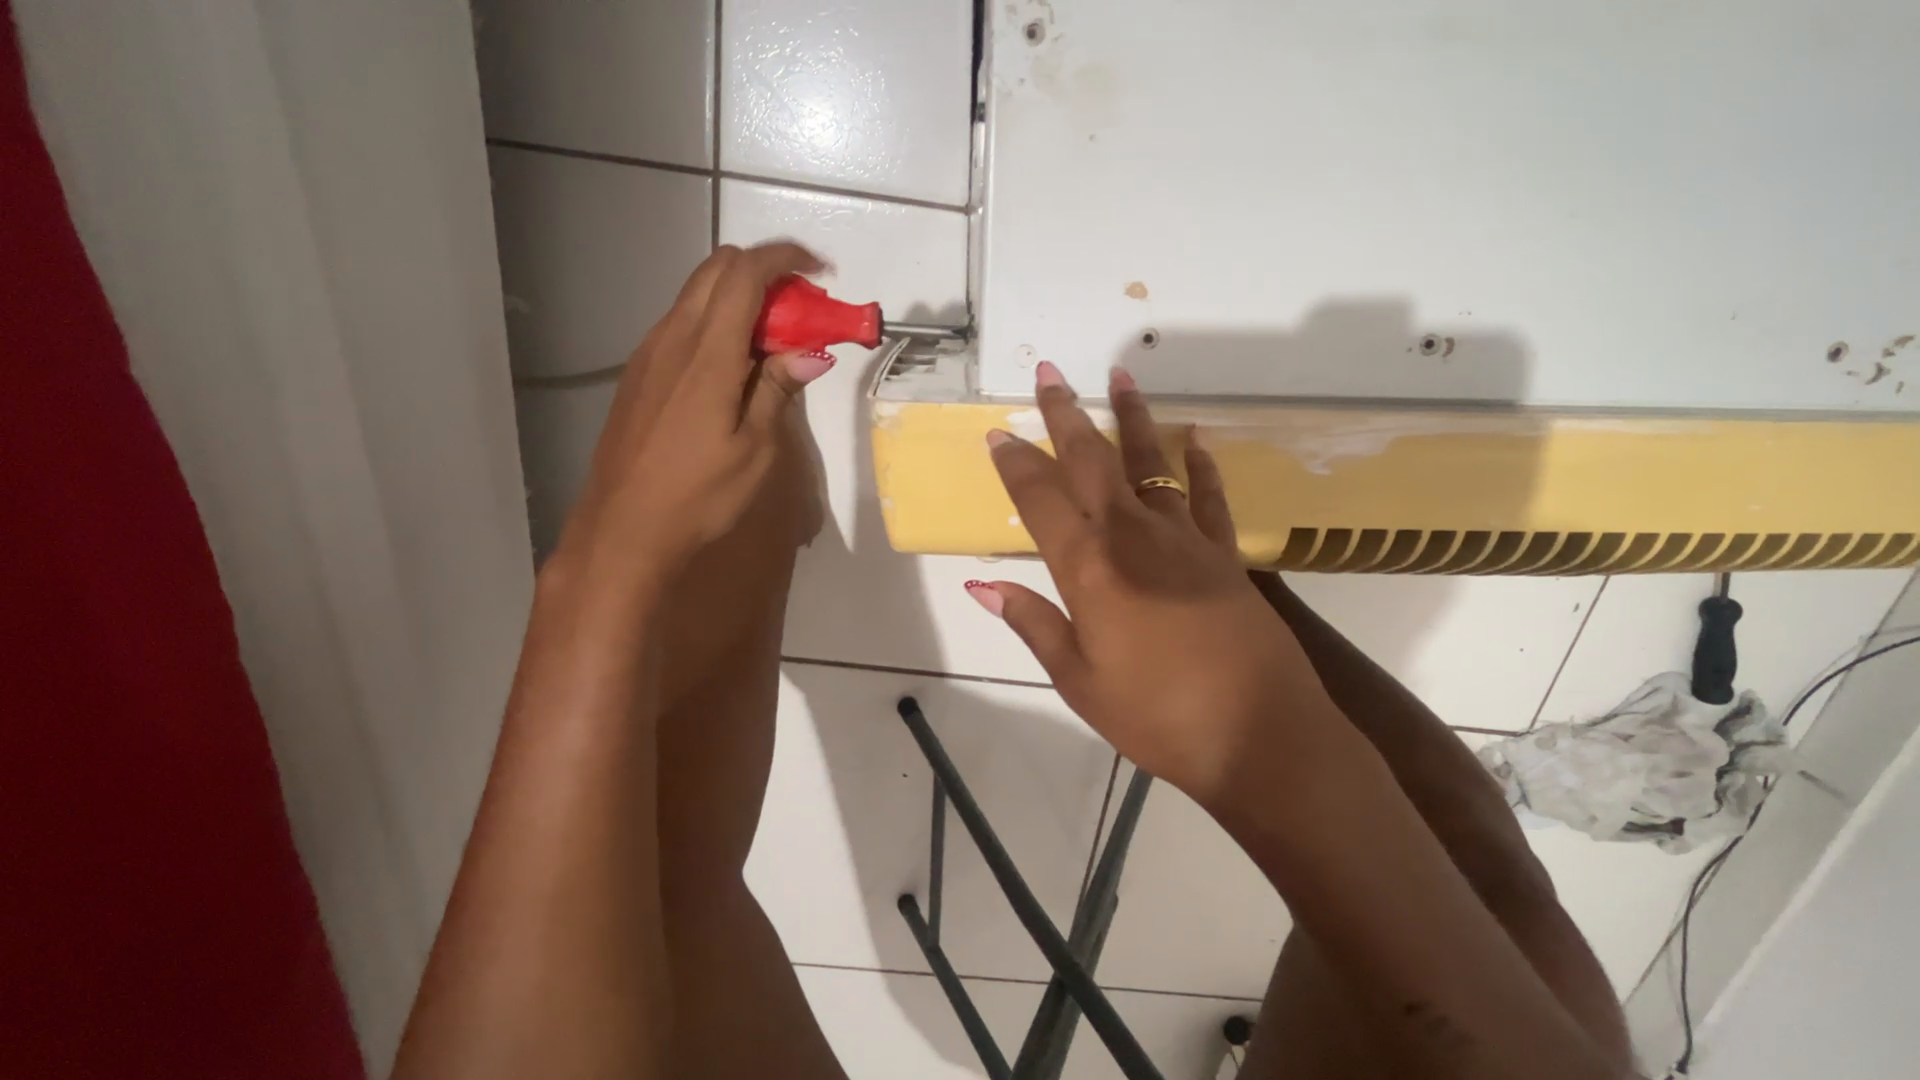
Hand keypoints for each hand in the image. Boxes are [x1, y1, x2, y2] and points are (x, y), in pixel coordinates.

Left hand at [554, 243, 833, 580]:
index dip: (784, 259)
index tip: (819, 272)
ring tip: (775, 343)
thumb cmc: (699, 495)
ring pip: (697, 295)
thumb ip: (779, 390)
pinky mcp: (639, 373)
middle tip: (802, 311)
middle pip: (718, 270)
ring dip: (740, 299)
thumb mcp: (755, 449)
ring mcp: (650, 353)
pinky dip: (717, 323)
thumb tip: (812, 350)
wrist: (624, 529)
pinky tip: (735, 367)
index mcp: (708, 353)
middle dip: (765, 274)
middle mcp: (673, 338)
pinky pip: (682, 324)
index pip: (745, 274)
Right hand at [969, 364, 1339, 804]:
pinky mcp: (1225, 555)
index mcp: (1089, 569)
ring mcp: (1185, 541)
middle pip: (1092, 464)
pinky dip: (1199, 464)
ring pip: (1151, 464)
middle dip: (1066, 417)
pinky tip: (1194, 437)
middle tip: (1049, 373)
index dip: (1016, 466)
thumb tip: (982, 586)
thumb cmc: (1157, 717)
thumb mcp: (1080, 680)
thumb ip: (1034, 624)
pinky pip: (1208, 496)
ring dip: (1133, 418)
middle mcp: (1133, 538)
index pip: (1041, 502)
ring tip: (1120, 375)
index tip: (998, 434)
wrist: (1261, 735)